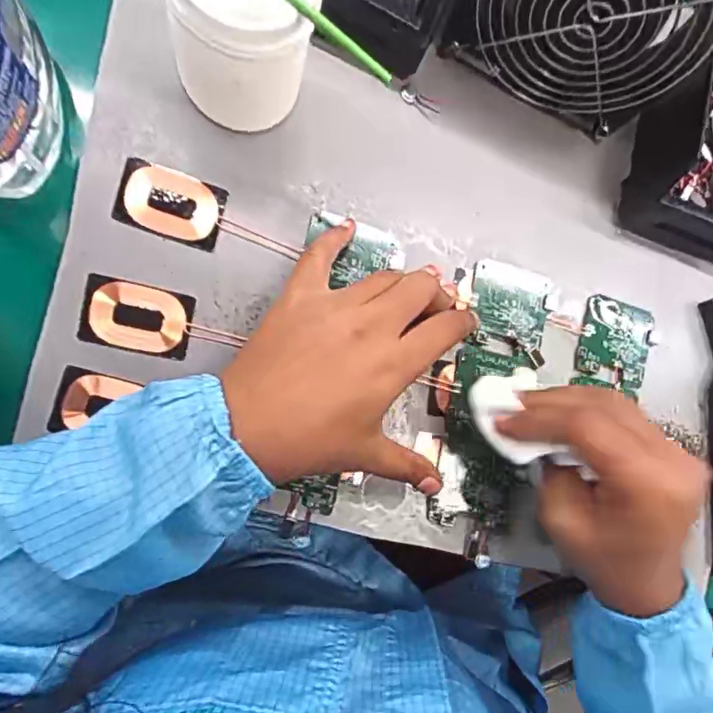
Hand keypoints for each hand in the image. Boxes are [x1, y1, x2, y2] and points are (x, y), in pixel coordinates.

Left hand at [220, 221, 476, 490]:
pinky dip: (333, 240)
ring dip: (400, 280)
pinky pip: (318, 257)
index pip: (444, 329)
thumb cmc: (306, 442)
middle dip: (437, 295)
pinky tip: (345, 230)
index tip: (464, 323)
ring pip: (382, 276)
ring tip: (405, 288)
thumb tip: (433, 482)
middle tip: (435, 306)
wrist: (247, 428)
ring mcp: (334, 307)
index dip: (462, 322)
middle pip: (420, 290)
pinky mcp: (300, 298)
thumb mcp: (363, 454)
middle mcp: (371, 328)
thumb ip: (406, 464)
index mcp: (393, 364)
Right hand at [494, 386, 708, 616]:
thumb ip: (550, 472)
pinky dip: (585, 411)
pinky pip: (624, 416)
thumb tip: (536, 436)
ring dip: (566, 401)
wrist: (646, 584)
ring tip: (529, 407)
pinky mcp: (670, 449)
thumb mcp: (561, 522)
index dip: (539, 418)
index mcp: (648, 483)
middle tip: (511, 405)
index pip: (588, 427)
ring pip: (614, 403)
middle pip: (603, 406)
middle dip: (549, 403)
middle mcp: (671, 460)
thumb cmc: (608, 564)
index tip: (505, 420)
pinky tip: (558, 415)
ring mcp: (676, 452)